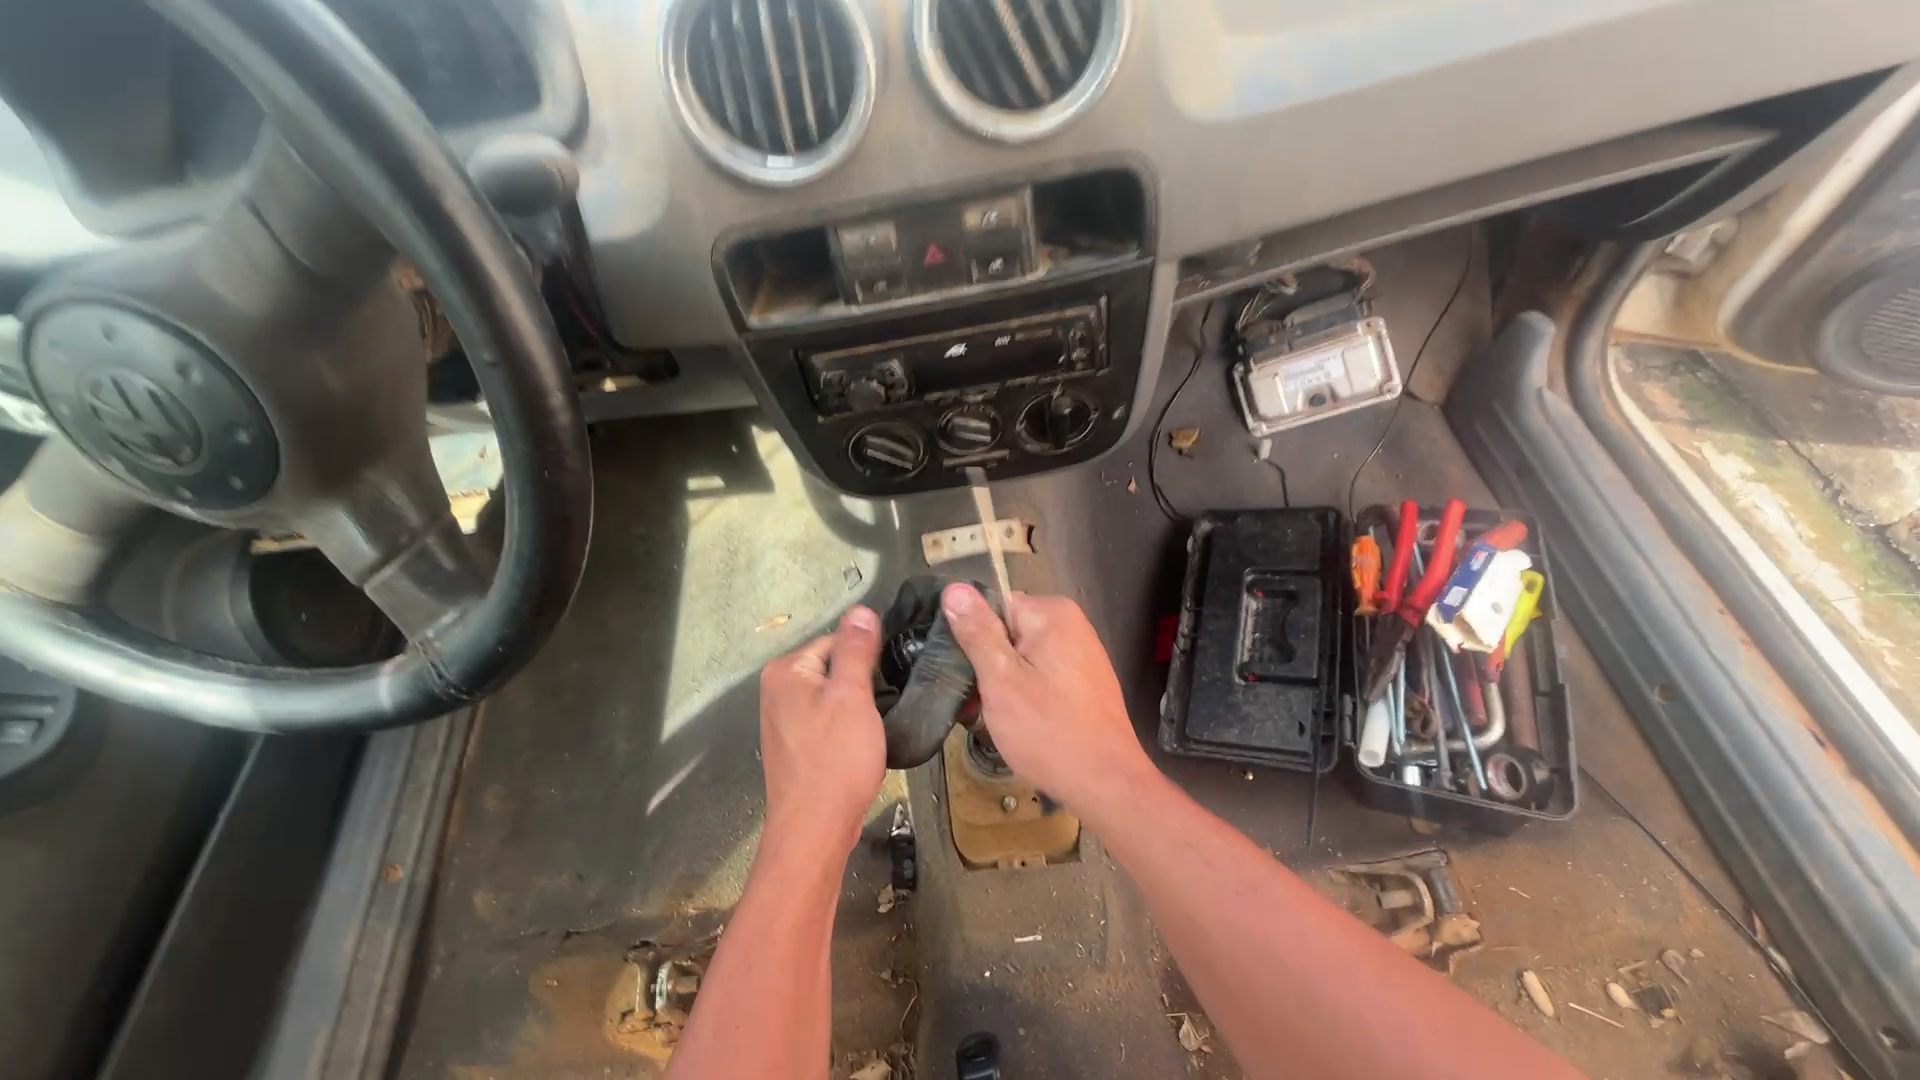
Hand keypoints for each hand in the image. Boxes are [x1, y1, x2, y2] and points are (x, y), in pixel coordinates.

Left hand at [758, 606, 886, 853]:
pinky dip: (846, 727)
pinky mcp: (794, 745)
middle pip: (832, 667)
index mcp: (785, 671)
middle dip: (862, 682)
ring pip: (832, 695)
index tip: (890, 678)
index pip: (836, 640)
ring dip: (856, 706)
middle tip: (886, 703)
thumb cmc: (835, 759)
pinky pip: (826, 720)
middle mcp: (776, 690)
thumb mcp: (852, 696)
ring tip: (875, 726)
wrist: (814, 828)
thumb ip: (856, 650)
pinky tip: (860, 744)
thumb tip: (860, 609)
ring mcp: (782, 720)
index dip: (867, 657)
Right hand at [940, 584, 1152, 812]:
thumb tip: (954, 588)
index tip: (965, 674)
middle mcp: (1071, 624)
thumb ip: (977, 633)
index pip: (993, 606)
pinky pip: (1041, 675)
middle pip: (1008, 632)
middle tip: (976, 704)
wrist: (1105, 782)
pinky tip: (1021, 723)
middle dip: (987, 666)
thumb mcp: (1001, 680)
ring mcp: (1081, 653)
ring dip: (1003, 685)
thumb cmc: (1049, 731)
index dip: (973, 639)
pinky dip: (1025, 695)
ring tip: (995, 718)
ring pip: (1022, 658)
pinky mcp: (1084, 681)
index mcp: (1052, 613)